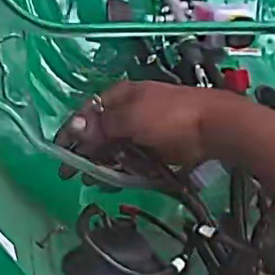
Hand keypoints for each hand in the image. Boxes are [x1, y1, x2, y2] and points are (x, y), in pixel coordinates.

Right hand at [79, 80, 255, 166]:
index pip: (86, 113)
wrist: (214, 127)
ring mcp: (144, 128)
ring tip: (96, 180)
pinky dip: (123, 168)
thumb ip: (100, 125)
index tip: (60, 154)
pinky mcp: (157, 146)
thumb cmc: (170, 117)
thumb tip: (73, 128)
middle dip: (86, 152)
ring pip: (114, 147)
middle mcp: (129, 110)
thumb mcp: (130, 117)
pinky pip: (132, 158)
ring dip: (103, 164)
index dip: (71, 133)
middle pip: (99, 132)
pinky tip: (118, 180)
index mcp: (120, 95)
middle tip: (75, 173)